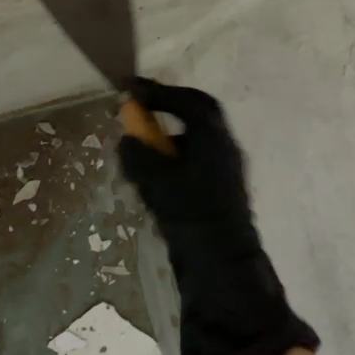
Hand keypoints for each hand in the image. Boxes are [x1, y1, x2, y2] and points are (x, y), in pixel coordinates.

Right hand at [118, 78, 317, 354]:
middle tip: (143, 108)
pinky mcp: (223, 189)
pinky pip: (198, 158)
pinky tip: (157, 174)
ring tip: (144, 145)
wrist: (224, 265)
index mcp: (213, 137)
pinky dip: (177, 156)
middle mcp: (225, 146)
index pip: (187, 101)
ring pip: (198, 137)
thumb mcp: (156, 182)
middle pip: (199, 113)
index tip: (132, 90)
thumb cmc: (191, 216)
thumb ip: (138, 155)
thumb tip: (127, 140)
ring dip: (172, 133)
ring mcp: (227, 168)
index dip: (159, 92)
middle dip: (170, 106)